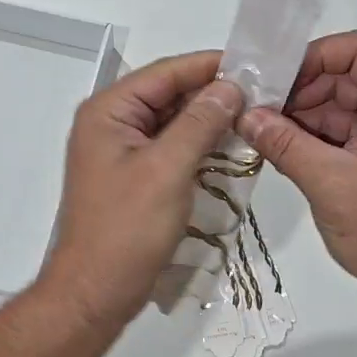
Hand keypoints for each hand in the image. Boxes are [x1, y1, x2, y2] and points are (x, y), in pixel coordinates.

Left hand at [41, 51, 243, 327]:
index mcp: (108, 111)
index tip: (252, 64)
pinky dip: (199, 145)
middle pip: (167, 94)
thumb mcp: (168, 169)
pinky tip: (231, 148)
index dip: (208, 66)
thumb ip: (200, 122)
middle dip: (212, 93)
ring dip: (208, 120)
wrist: (96, 292)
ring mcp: (121, 151)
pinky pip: (170, 147)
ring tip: (253, 117)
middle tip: (261, 93)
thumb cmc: (127, 229)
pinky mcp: (134, 176)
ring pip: (172, 121)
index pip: (164, 72)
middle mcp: (111, 123)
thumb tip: (230, 86)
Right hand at [239, 31, 356, 304]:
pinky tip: (276, 138)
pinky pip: (338, 126)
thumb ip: (284, 143)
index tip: (274, 76)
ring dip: (299, 109)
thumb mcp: (329, 182)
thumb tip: (244, 114)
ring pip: (337, 100)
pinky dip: (309, 130)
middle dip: (300, 86)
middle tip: (257, 101)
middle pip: (344, 73)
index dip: (313, 56)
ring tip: (260, 121)